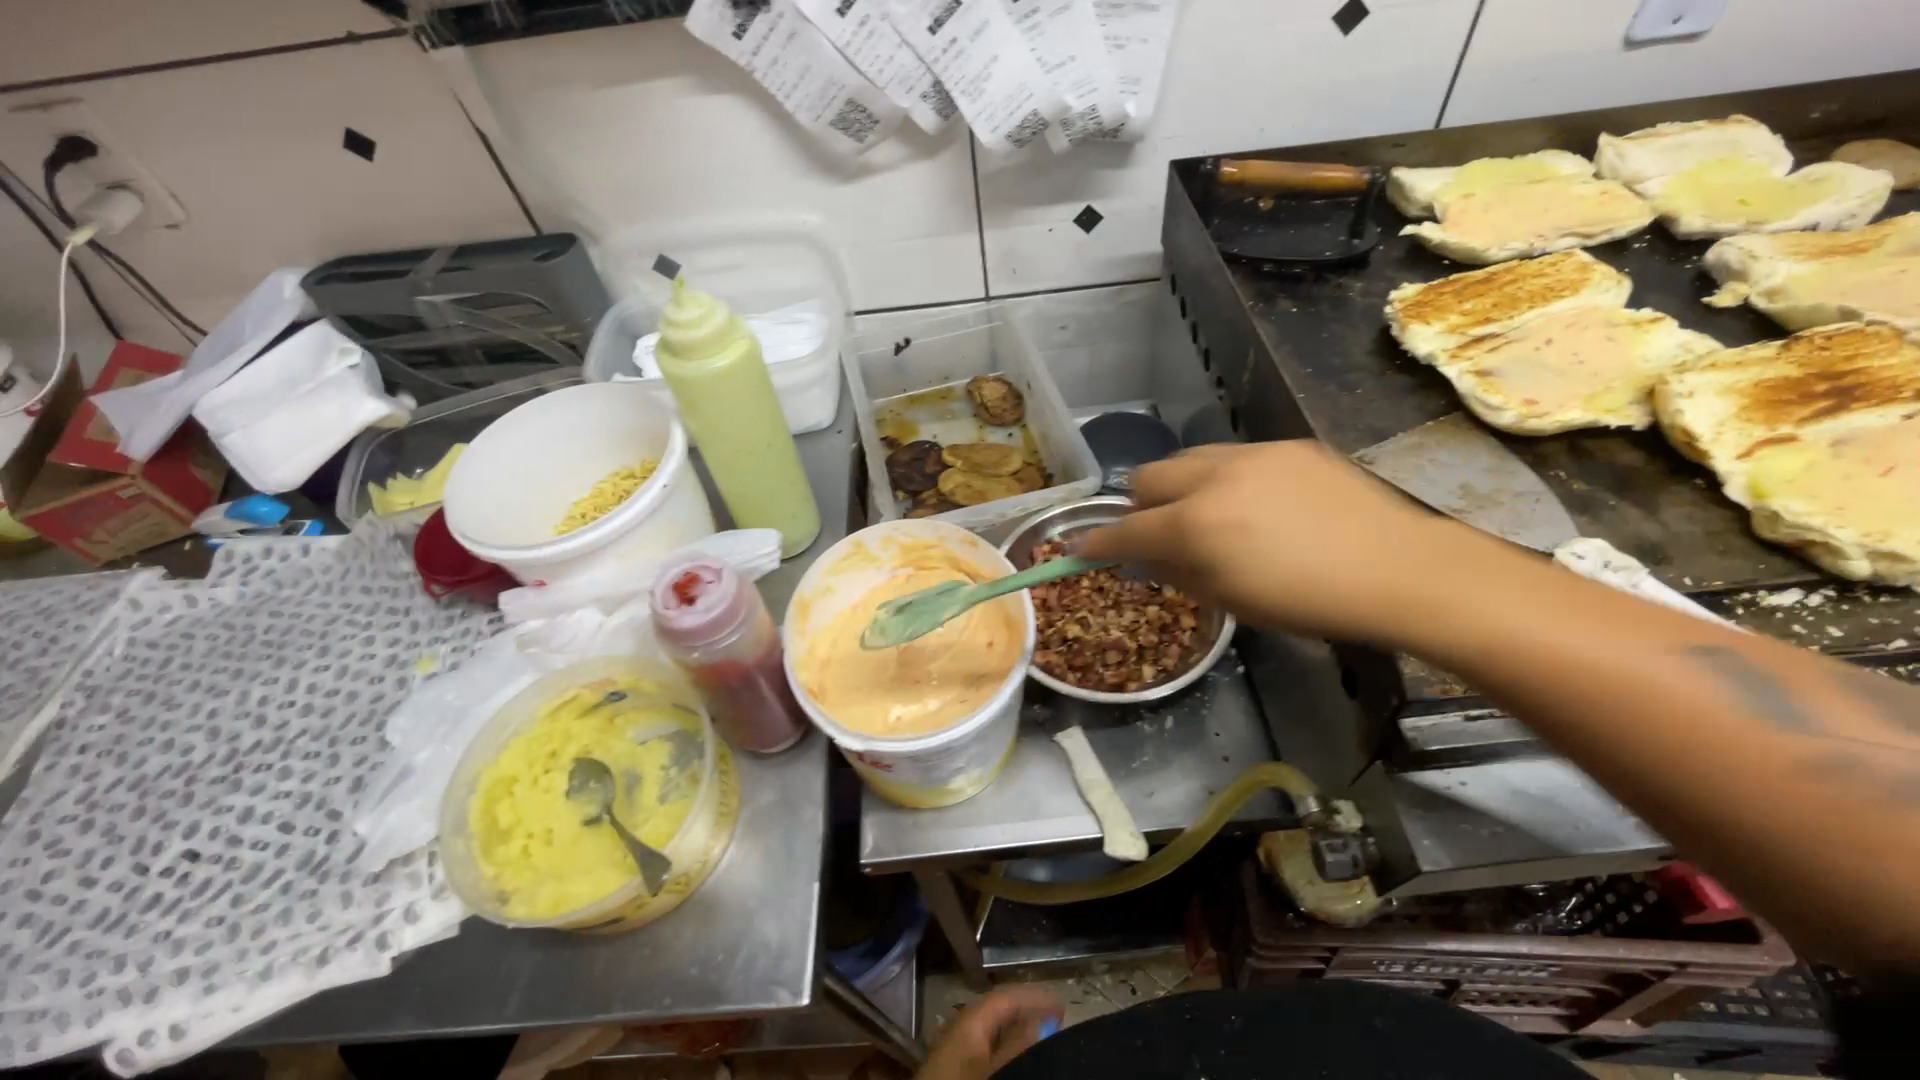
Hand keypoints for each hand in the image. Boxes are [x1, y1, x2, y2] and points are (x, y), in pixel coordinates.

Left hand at [915, 985, 1062, 1079]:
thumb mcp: (997, 1071)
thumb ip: (1017, 1046)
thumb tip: (1043, 1022)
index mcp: (968, 1023)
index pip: (1004, 998)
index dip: (1034, 998)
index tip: (1062, 1007)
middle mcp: (957, 1030)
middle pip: (995, 1011)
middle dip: (1025, 1012)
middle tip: (1056, 1021)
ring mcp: (950, 1051)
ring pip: (988, 1031)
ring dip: (1014, 1031)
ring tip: (1041, 1038)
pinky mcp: (949, 1070)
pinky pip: (981, 1048)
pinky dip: (1001, 1047)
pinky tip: (1013, 1059)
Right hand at [1078, 440, 1472, 644]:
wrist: (1398, 569)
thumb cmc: (1309, 602)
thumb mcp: (1232, 601)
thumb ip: (1179, 573)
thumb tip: (1149, 558)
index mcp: (1196, 525)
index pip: (1127, 531)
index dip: (1098, 542)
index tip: (1081, 546)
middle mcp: (1214, 478)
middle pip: (1147, 479)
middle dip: (1140, 507)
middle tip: (1158, 533)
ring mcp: (1252, 455)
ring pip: (1188, 460)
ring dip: (1180, 487)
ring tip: (1206, 513)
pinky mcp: (1287, 446)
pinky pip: (1235, 457)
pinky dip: (1226, 479)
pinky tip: (1257, 504)